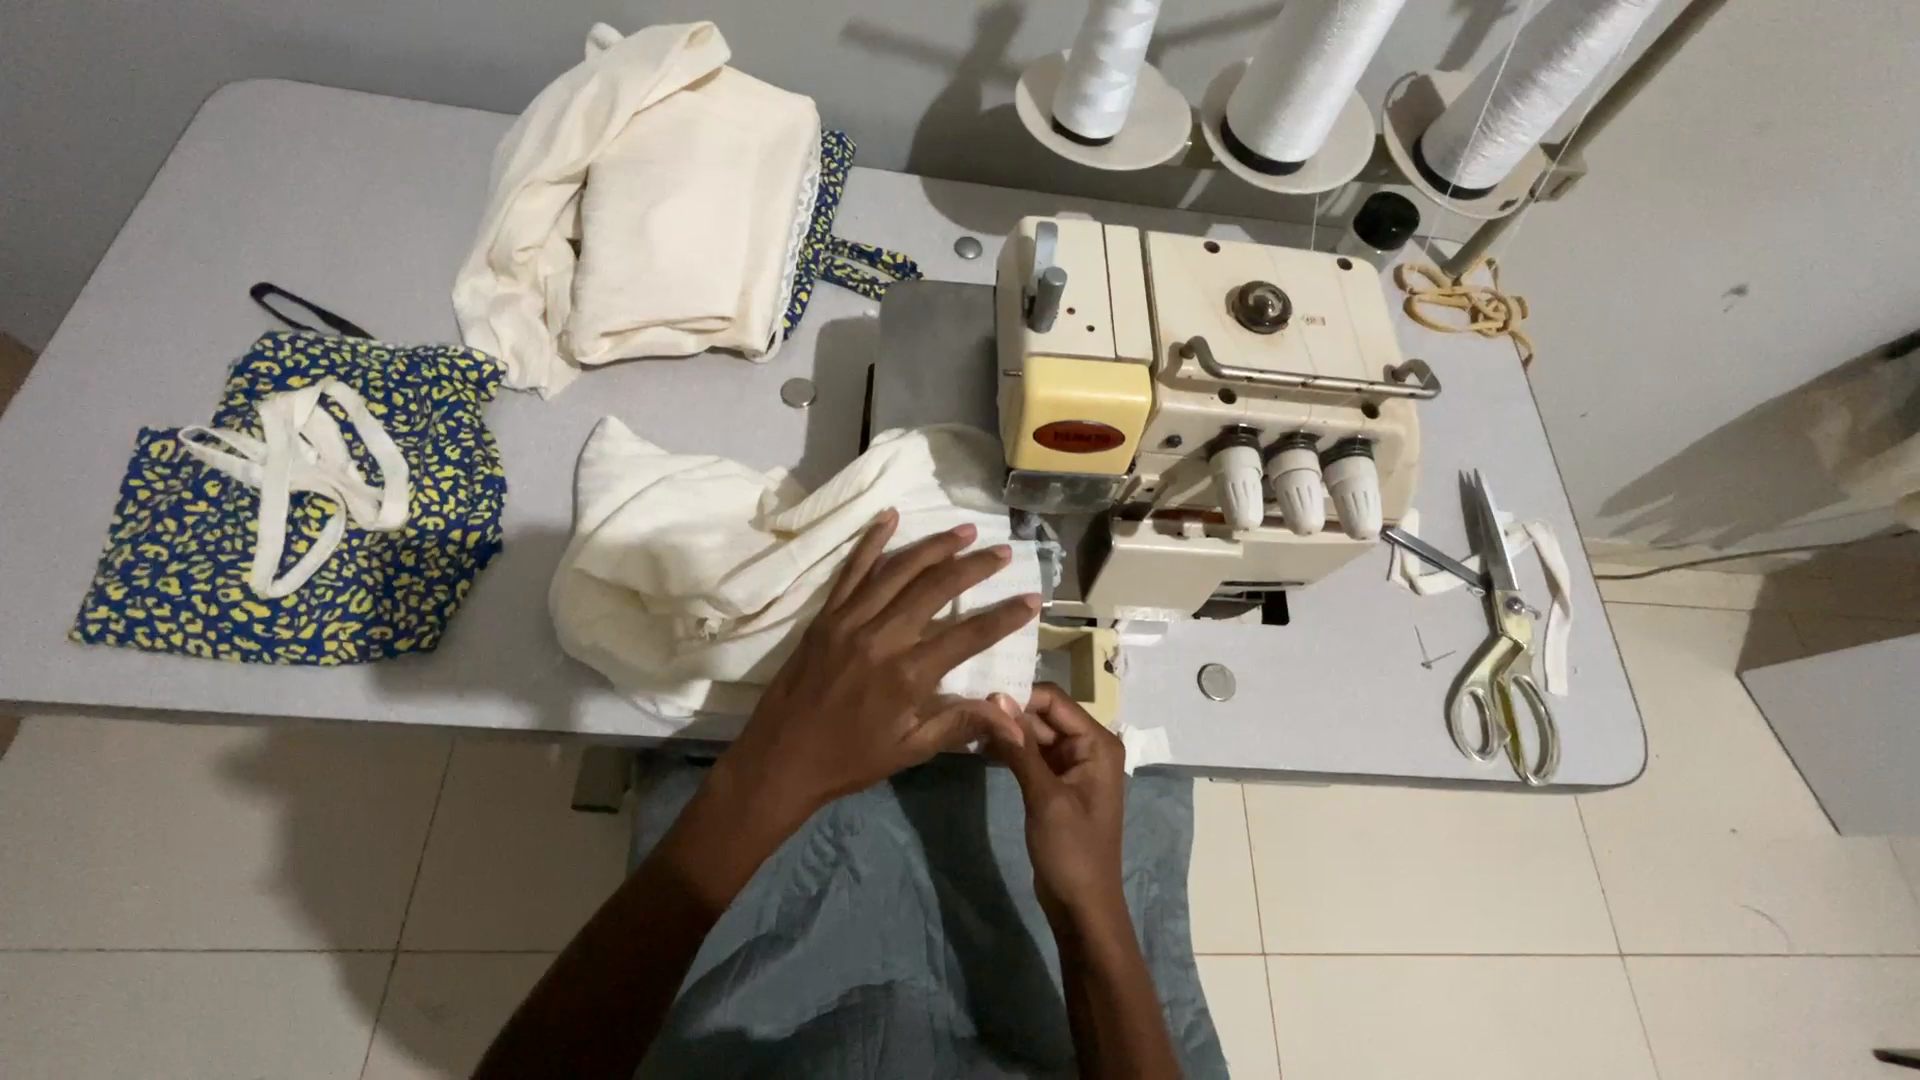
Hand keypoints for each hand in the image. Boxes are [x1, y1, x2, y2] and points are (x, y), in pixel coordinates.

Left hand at [716, 510, 1039, 822]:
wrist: (780, 759)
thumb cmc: (850, 759)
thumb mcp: (910, 750)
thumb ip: (959, 723)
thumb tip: (1011, 714)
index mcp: (908, 675)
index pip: (969, 635)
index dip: (1004, 616)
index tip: (1032, 599)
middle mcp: (882, 637)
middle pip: (936, 589)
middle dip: (974, 566)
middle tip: (1002, 551)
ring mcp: (850, 620)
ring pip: (899, 571)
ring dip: (934, 547)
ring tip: (964, 531)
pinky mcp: (825, 615)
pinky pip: (852, 570)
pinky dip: (872, 541)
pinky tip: (890, 517)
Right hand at [989, 683, 1127, 920]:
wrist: (1081, 905)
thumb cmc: (1071, 851)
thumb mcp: (1045, 797)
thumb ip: (1021, 748)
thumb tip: (997, 699)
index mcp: (1098, 744)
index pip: (1054, 701)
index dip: (1019, 696)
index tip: (980, 698)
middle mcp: (1088, 747)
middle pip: (1044, 715)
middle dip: (1009, 713)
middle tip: (967, 711)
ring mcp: (1073, 765)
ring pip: (1035, 733)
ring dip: (1007, 731)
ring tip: (968, 726)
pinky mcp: (1056, 782)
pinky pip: (1032, 754)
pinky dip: (1011, 750)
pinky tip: (981, 748)